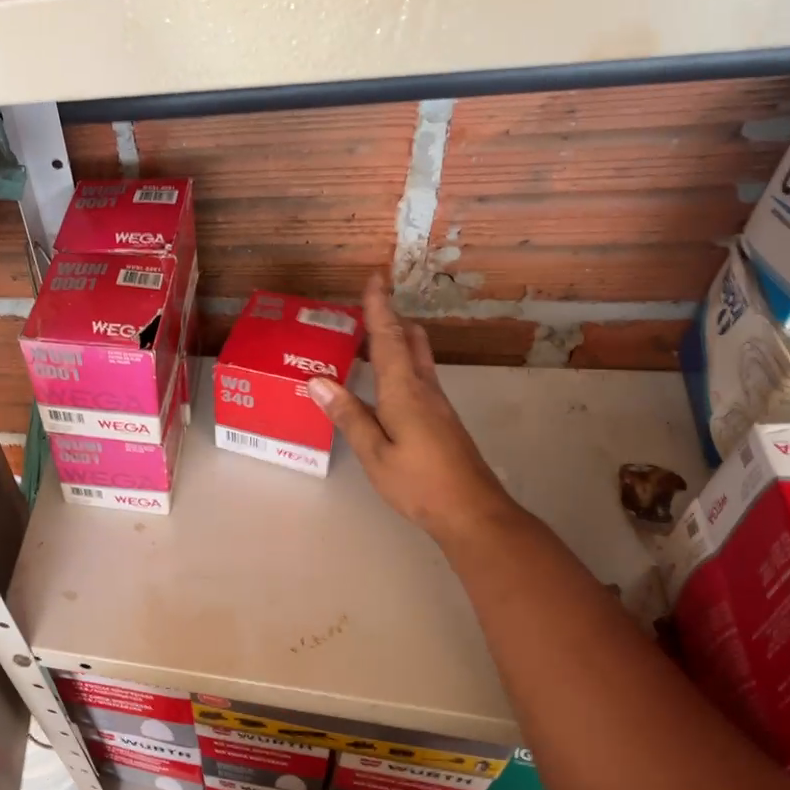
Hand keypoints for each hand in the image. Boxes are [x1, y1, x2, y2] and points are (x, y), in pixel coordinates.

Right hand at [307, 272, 525, 542]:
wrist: (472, 511)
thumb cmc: (419, 482)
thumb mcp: (374, 452)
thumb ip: (348, 415)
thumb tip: (317, 381)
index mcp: (404, 391)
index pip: (388, 338)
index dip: (379, 308)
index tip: (374, 278)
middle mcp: (424, 388)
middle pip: (409, 340)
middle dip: (390, 319)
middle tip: (365, 308)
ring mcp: (437, 403)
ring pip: (417, 357)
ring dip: (396, 339)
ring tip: (369, 336)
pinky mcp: (441, 418)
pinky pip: (417, 375)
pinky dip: (399, 362)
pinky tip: (384, 379)